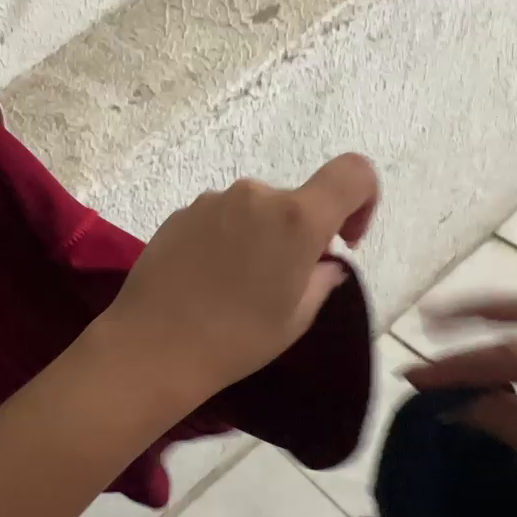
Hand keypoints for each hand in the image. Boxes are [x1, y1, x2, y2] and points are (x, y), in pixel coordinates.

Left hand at [98, 153, 378, 401]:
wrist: (153, 344)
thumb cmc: (236, 338)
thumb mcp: (296, 317)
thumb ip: (322, 278)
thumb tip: (325, 262)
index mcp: (295, 217)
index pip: (353, 172)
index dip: (363, 200)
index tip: (343, 241)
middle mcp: (254, 195)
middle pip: (295, 201)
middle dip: (299, 234)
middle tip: (281, 282)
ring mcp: (211, 201)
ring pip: (254, 211)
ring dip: (258, 237)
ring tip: (237, 286)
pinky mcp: (180, 213)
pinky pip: (219, 218)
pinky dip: (225, 239)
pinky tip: (207, 279)